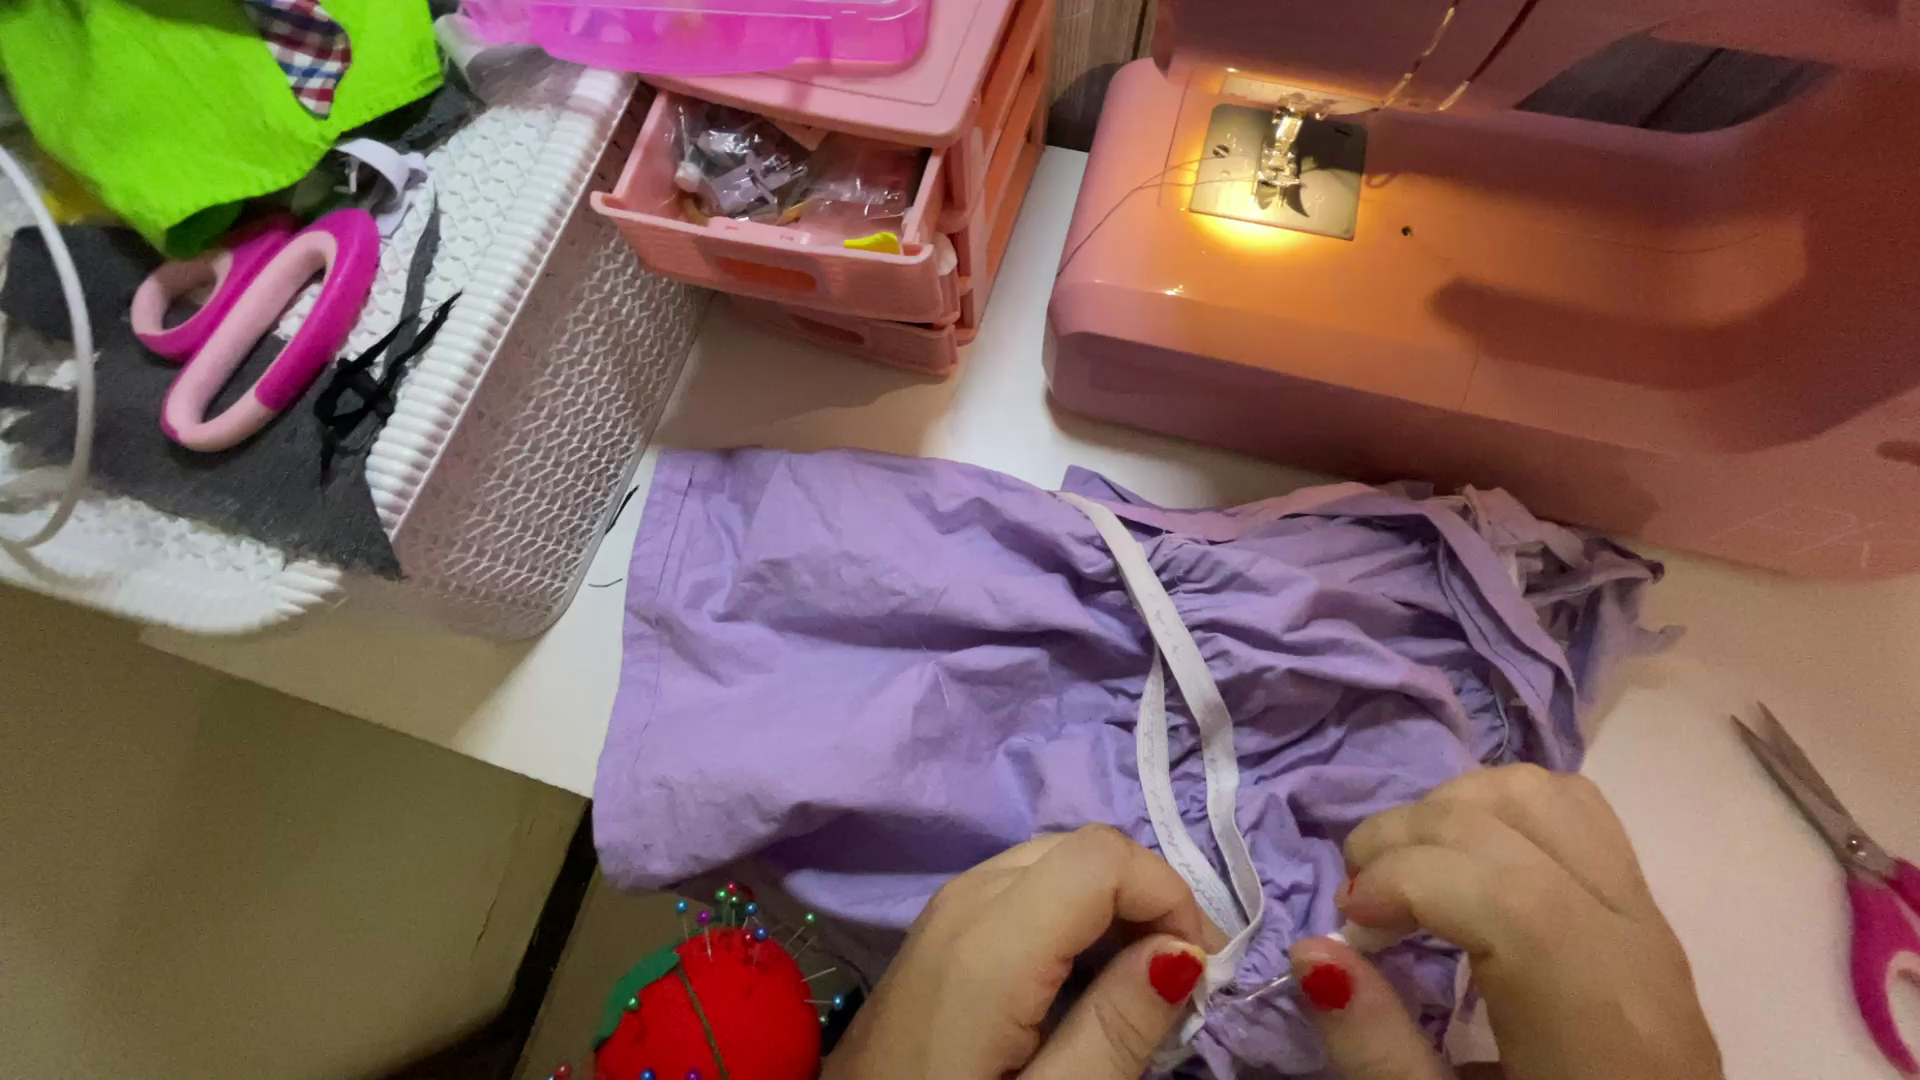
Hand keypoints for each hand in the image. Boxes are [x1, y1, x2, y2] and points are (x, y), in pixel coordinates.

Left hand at [822, 825, 1226, 1079]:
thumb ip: (1119, 1024)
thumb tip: (1185, 950)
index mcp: (992, 936)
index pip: (1103, 854)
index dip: (1167, 893)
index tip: (1203, 966)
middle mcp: (968, 894)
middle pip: (1081, 847)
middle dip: (1145, 895)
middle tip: (1182, 976)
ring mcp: (949, 902)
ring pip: (1055, 860)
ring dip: (1112, 903)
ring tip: (1140, 979)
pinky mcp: (943, 922)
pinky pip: (1025, 884)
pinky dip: (1073, 909)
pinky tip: (1083, 972)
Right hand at [1288, 765, 1722, 1079]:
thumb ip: (1375, 1049)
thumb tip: (1310, 948)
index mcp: (1598, 1014)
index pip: (1506, 893)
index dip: (1402, 882)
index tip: (1348, 928)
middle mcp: (1635, 944)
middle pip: (1499, 820)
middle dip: (1399, 839)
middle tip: (1364, 903)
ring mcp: (1644, 912)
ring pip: (1533, 791)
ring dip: (1445, 810)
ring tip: (1412, 869)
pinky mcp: (1638, 901)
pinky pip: (1567, 803)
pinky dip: (1494, 807)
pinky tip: (1463, 859)